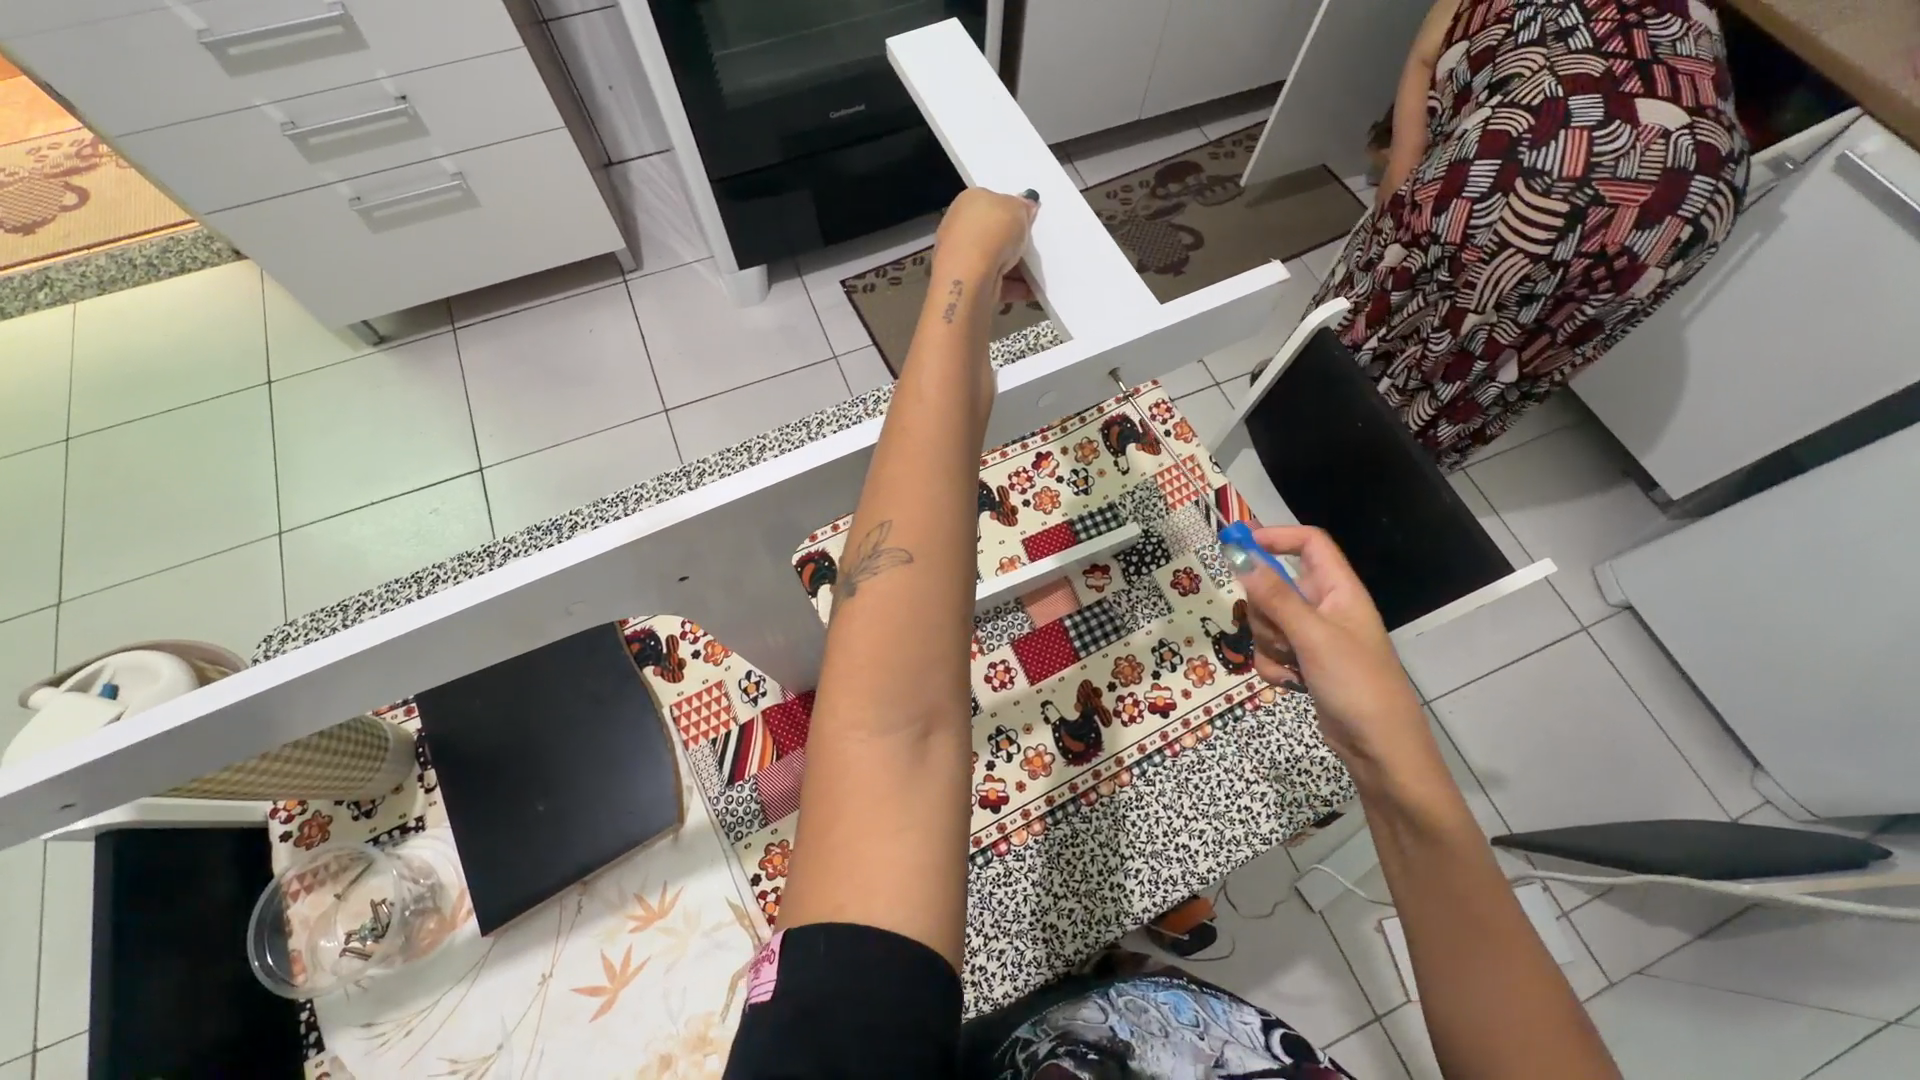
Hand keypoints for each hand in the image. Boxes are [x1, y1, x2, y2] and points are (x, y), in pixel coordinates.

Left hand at [933, 188, 1038, 300]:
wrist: (971, 276)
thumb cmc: (993, 232)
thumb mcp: (1017, 208)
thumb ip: (1022, 206)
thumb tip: (1025, 203)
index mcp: (968, 201)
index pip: (990, 202)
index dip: (1010, 210)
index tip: (1028, 221)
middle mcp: (959, 227)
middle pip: (991, 233)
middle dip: (1011, 241)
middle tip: (1032, 246)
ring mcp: (960, 258)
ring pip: (993, 260)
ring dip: (1015, 267)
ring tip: (1037, 272)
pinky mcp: (967, 284)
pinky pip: (995, 283)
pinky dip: (1013, 287)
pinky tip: (1032, 292)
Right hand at [1236, 526, 1433, 774]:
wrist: (1378, 746)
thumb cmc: (1356, 683)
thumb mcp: (1313, 636)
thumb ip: (1276, 597)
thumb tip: (1242, 557)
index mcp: (1339, 589)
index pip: (1309, 543)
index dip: (1275, 538)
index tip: (1238, 548)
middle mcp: (1326, 608)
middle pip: (1276, 586)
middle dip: (1264, 610)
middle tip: (1277, 631)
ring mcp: (1313, 638)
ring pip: (1267, 623)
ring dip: (1269, 644)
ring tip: (1293, 666)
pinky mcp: (1304, 664)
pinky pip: (1271, 653)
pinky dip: (1274, 667)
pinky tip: (1293, 685)